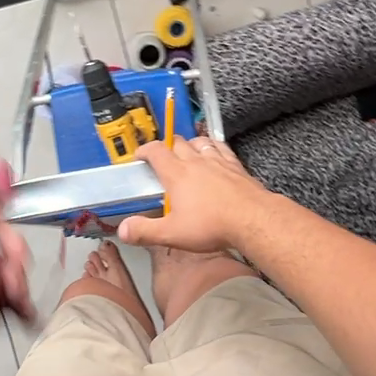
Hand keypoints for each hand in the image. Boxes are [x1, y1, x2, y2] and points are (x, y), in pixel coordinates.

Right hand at [119, 138, 276, 252]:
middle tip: (163, 156)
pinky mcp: (236, 166)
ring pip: (200, 142)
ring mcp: (218, 161)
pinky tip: (216, 153)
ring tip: (188, 152)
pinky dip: (215, 147)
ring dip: (191, 144)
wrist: (252, 219)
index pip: (156, 151)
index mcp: (177, 174)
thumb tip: (123, 230)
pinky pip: (222, 148)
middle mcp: (196, 161)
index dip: (145, 150)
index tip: (140, 155)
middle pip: (178, 142)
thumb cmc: (212, 225)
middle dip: (167, 146)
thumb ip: (145, 231)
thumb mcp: (172, 234)